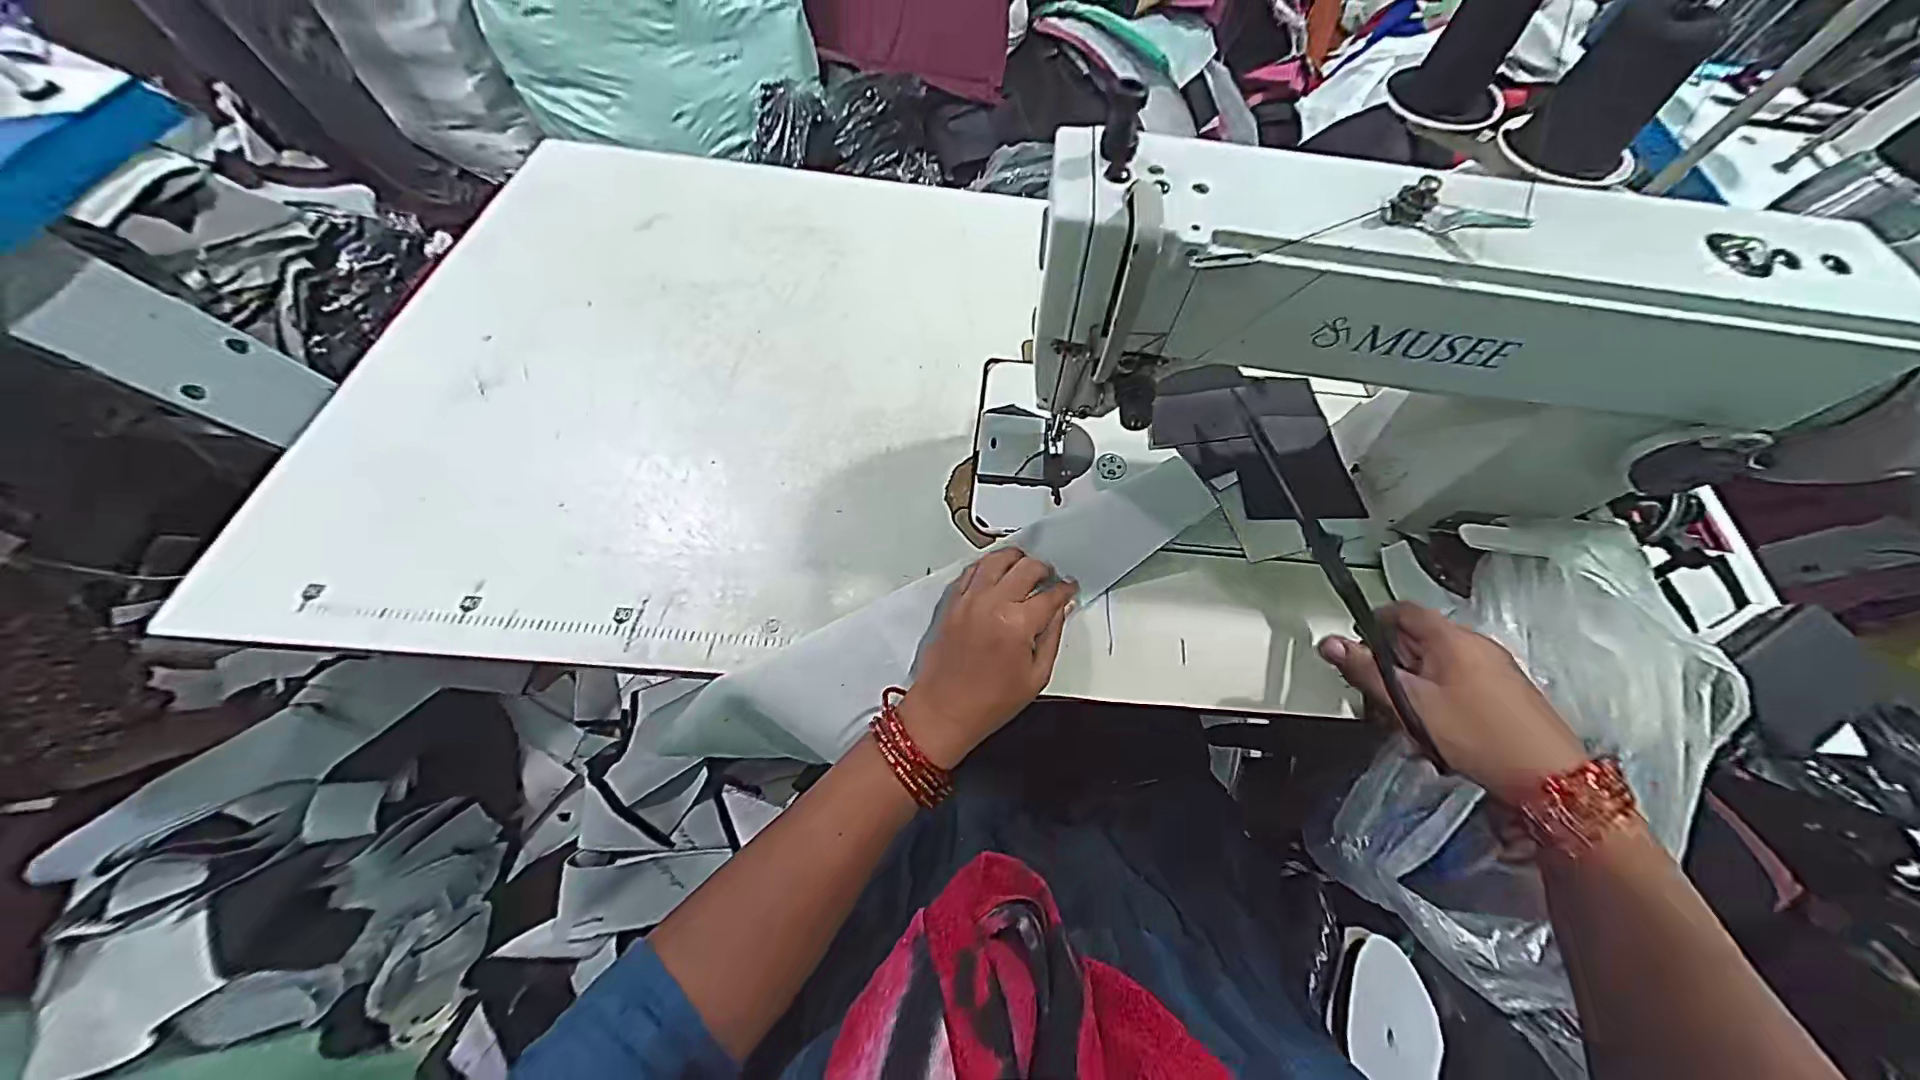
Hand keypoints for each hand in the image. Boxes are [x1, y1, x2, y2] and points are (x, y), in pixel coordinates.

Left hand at [897, 548, 1077, 768]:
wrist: (944, 710)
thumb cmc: (986, 702)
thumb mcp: (1036, 676)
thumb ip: (1052, 637)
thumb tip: (1060, 612)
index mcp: (1017, 624)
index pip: (1050, 594)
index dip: (1065, 590)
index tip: (1068, 590)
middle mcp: (991, 605)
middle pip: (1026, 567)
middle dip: (1044, 569)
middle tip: (1050, 577)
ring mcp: (969, 601)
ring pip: (996, 560)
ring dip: (1015, 559)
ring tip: (1024, 566)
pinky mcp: (952, 604)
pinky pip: (971, 571)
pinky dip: (987, 566)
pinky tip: (995, 572)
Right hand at [1317, 602, 1587, 805]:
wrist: (1548, 778)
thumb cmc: (1477, 736)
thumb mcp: (1408, 702)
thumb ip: (1365, 670)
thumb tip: (1331, 645)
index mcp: (1451, 638)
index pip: (1403, 610)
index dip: (1374, 621)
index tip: (1356, 642)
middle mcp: (1476, 644)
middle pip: (1418, 635)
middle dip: (1390, 657)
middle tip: (1375, 687)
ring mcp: (1495, 667)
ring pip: (1436, 659)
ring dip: (1412, 678)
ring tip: (1405, 712)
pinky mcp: (1505, 690)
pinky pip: (1457, 677)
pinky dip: (1436, 690)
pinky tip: (1433, 721)